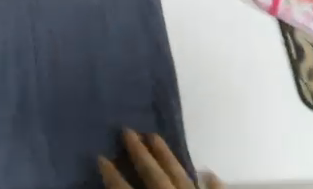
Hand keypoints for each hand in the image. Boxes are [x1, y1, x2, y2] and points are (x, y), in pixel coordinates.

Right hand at [97, 128, 221, 188]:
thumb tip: (109, 165)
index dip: (111, 174)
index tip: (100, 156)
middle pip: (153, 175)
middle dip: (139, 153)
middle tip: (126, 129)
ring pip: (180, 177)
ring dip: (167, 157)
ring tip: (154, 136)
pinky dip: (212, 183)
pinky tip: (207, 171)